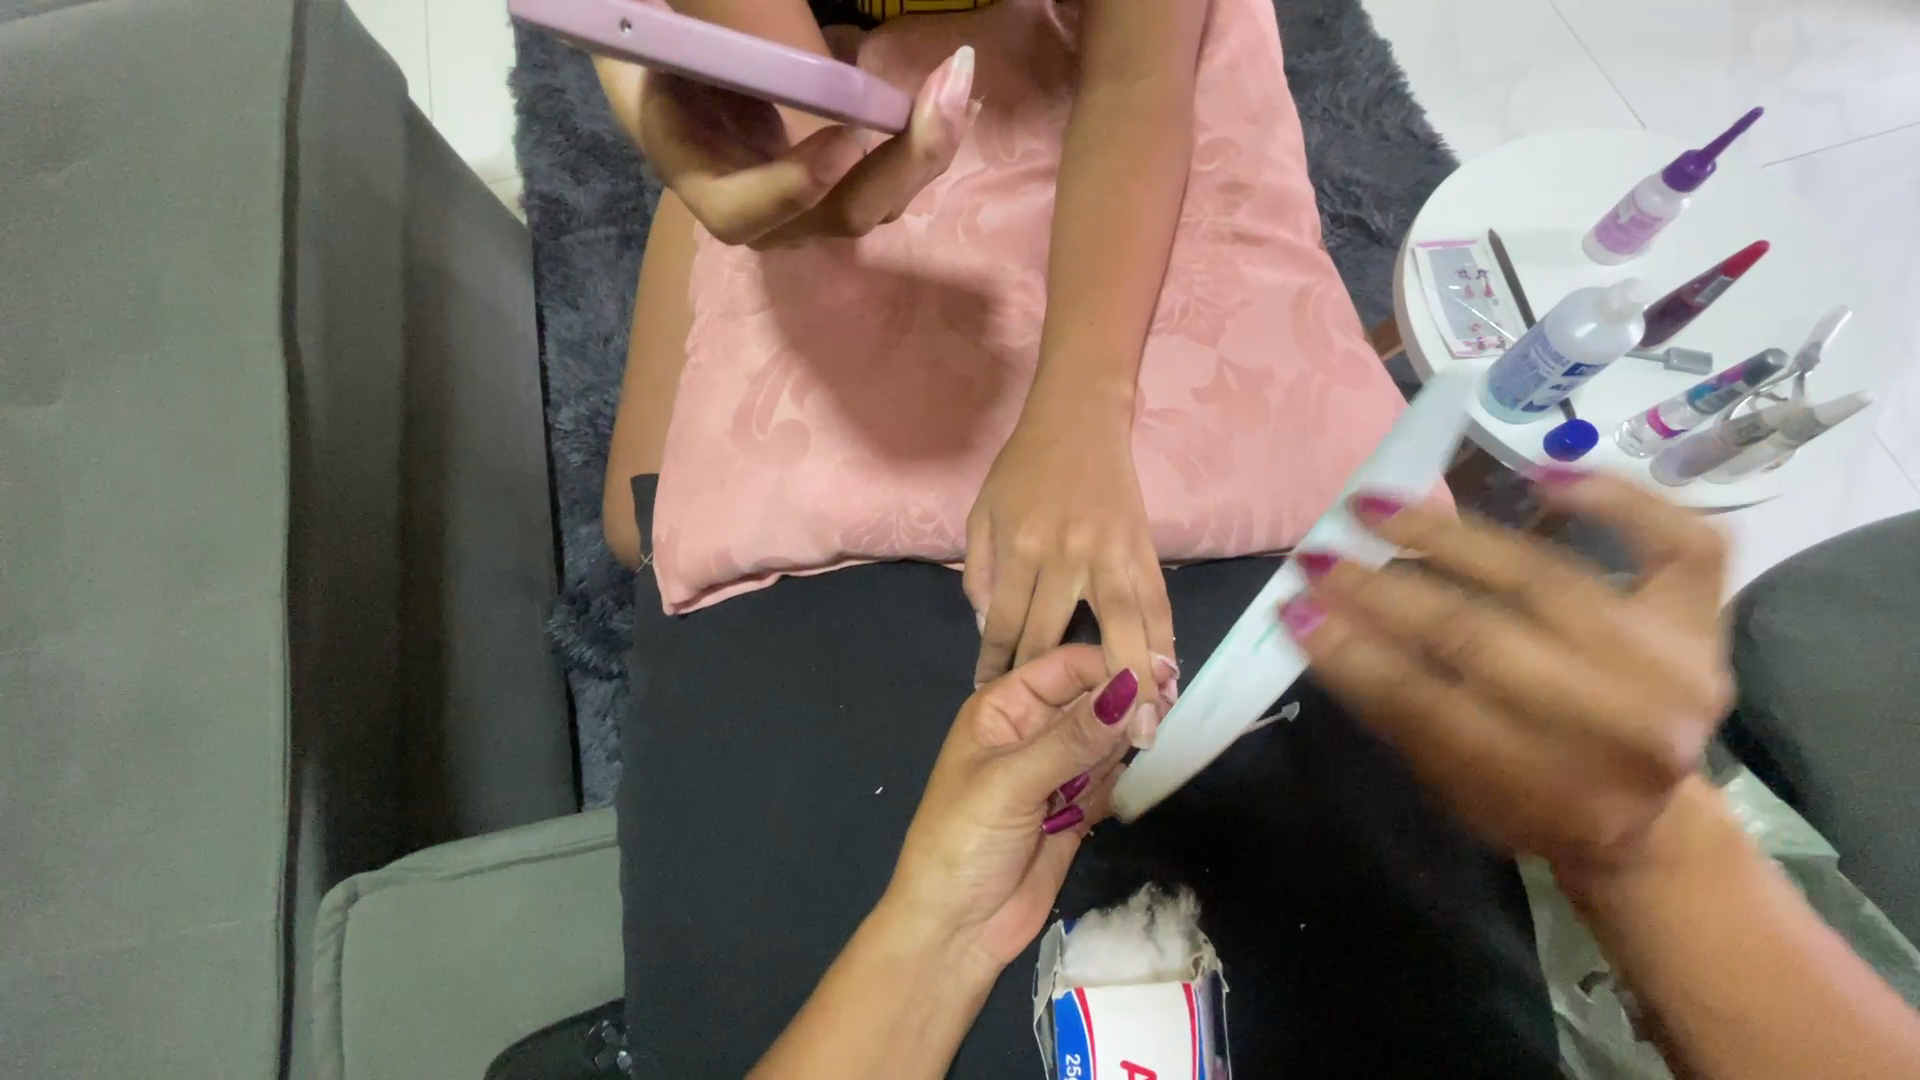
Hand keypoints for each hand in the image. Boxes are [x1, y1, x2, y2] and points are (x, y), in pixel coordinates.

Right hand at [630, 45, 976, 247]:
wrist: (679, 91)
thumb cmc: (664, 64)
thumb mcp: (662, 50)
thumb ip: (711, 51)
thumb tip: (767, 57)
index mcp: (706, 185)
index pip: (745, 216)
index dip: (794, 188)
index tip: (845, 138)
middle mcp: (768, 218)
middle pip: (842, 216)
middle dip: (901, 159)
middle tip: (945, 90)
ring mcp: (812, 212)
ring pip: (880, 203)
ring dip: (926, 147)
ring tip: (957, 77)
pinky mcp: (844, 193)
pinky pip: (894, 180)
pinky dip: (928, 137)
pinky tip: (952, 86)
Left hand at [884, 647, 1140, 967]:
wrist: (955, 931)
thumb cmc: (964, 841)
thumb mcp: (1011, 783)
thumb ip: (1072, 739)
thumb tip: (1130, 690)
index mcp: (1002, 708)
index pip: (1064, 668)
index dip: (1109, 666)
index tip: (1159, 672)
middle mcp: (1031, 730)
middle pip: (1090, 699)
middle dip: (1128, 700)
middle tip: (1172, 705)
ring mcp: (1055, 770)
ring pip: (1106, 736)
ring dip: (1133, 734)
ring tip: (1167, 732)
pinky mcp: (1076, 808)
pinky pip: (1112, 777)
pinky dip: (1131, 773)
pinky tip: (1153, 765)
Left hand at [964, 407, 1173, 745]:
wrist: (1078, 418)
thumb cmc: (1022, 467)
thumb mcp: (981, 513)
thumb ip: (979, 572)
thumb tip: (989, 629)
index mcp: (1018, 549)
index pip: (1004, 625)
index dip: (997, 665)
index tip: (994, 697)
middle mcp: (1066, 558)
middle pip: (1063, 641)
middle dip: (1065, 695)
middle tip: (1085, 747)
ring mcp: (1112, 555)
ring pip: (1123, 630)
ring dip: (1133, 684)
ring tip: (1146, 731)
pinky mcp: (1146, 550)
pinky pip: (1158, 605)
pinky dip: (1165, 644)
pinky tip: (1169, 678)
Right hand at [1279, 468, 1732, 885]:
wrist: (1649, 824)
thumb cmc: (1524, 804)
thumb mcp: (1442, 780)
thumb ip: (1388, 701)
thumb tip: (1318, 620)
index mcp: (1545, 783)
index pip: (1425, 702)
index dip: (1349, 650)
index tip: (1291, 606)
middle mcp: (1619, 723)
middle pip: (1481, 636)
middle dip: (1383, 590)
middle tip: (1319, 556)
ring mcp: (1672, 666)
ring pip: (1548, 578)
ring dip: (1448, 535)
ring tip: (1377, 506)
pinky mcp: (1700, 624)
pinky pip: (1679, 543)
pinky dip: (1618, 500)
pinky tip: (1543, 476)